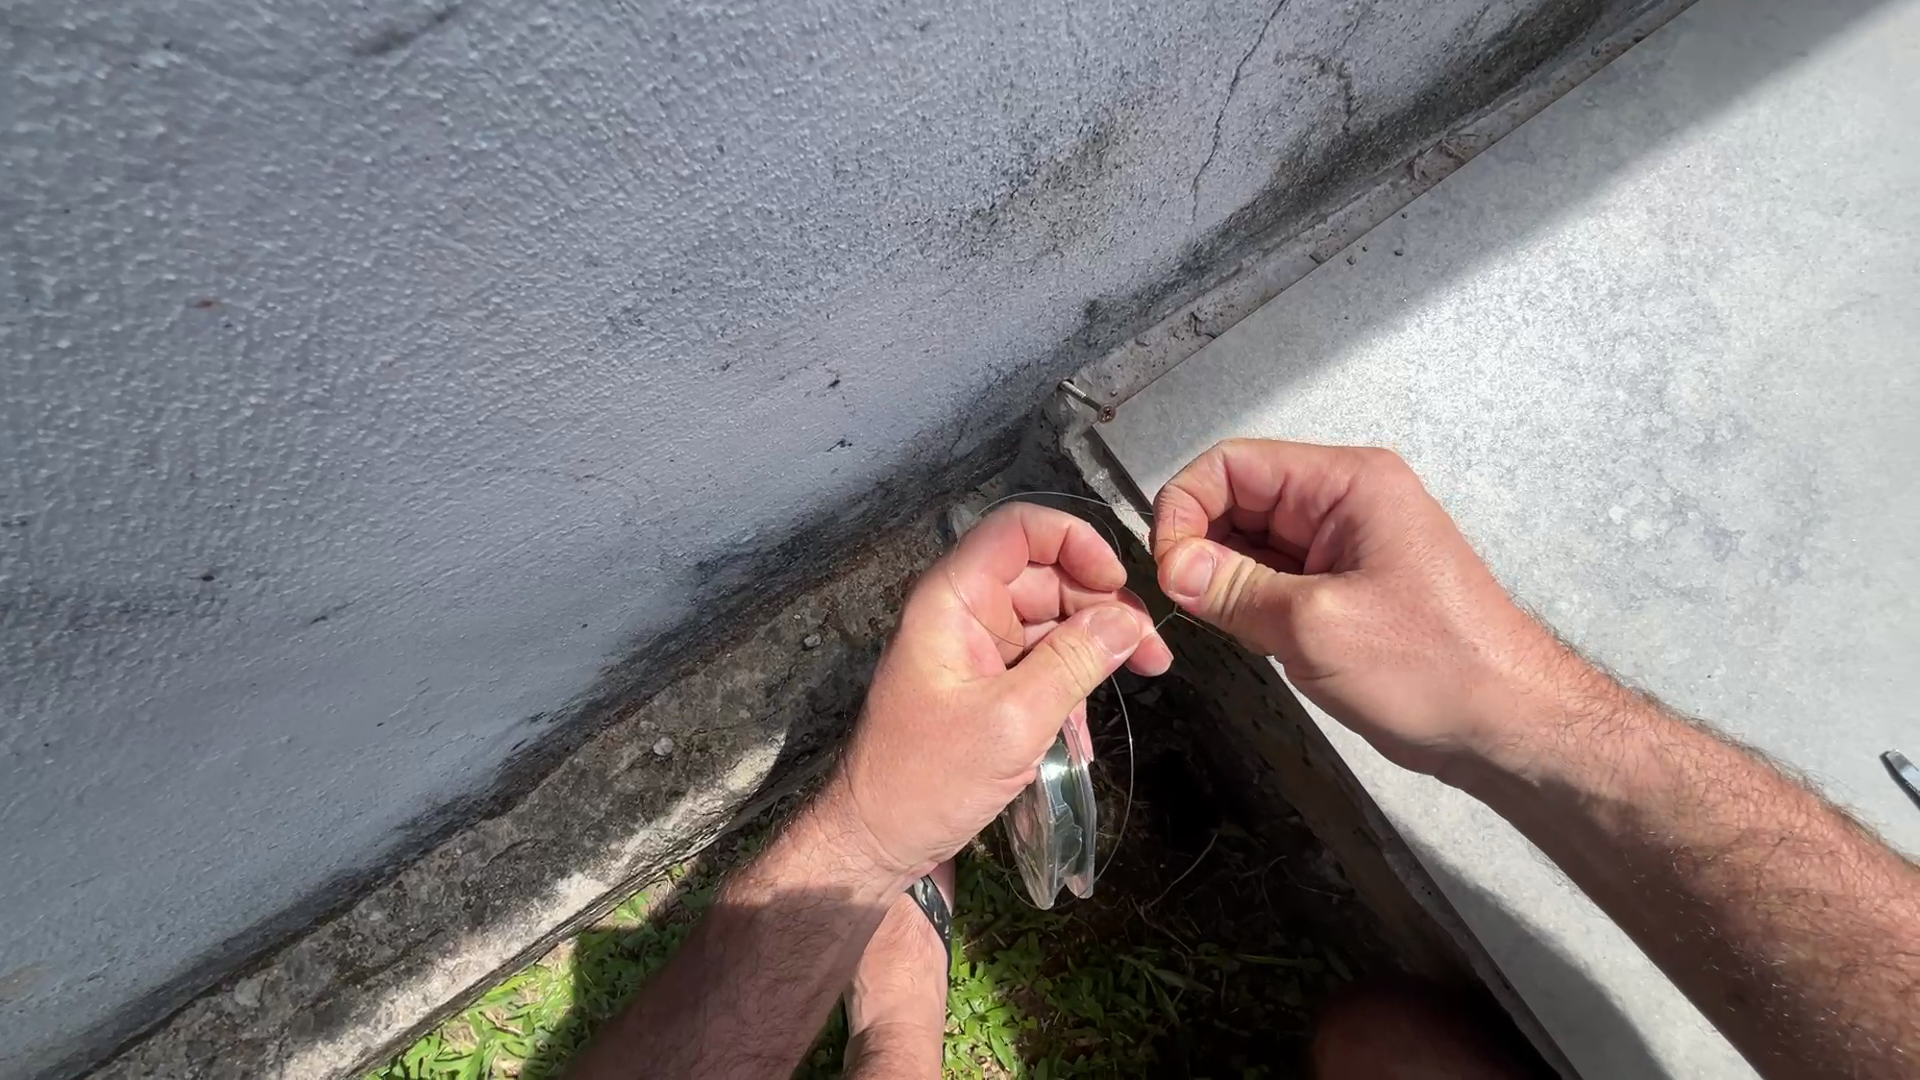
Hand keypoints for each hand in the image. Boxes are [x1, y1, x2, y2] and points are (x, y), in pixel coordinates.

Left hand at [826, 503, 1172, 877]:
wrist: (880, 838)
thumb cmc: (928, 778)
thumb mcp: (1012, 720)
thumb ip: (1073, 663)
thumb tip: (1128, 621)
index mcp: (954, 597)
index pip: (1017, 530)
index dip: (1074, 541)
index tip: (1118, 584)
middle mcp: (966, 609)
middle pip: (1046, 575)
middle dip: (1101, 605)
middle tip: (1151, 650)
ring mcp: (978, 645)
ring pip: (1051, 617)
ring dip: (1097, 643)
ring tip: (1145, 671)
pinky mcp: (989, 680)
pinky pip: (1043, 658)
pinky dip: (1074, 678)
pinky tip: (1094, 719)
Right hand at [1150, 439, 1567, 777]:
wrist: (1509, 730)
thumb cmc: (1430, 667)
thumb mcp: (1315, 626)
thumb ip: (1232, 588)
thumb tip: (1168, 567)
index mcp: (1344, 483)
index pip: (1231, 464)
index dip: (1185, 505)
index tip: (1167, 566)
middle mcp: (1335, 502)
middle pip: (1233, 499)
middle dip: (1197, 544)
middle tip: (1181, 600)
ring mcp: (1332, 545)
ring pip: (1243, 540)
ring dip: (1215, 575)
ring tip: (1211, 618)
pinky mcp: (1329, 585)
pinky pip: (1262, 575)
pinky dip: (1238, 597)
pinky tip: (1237, 628)